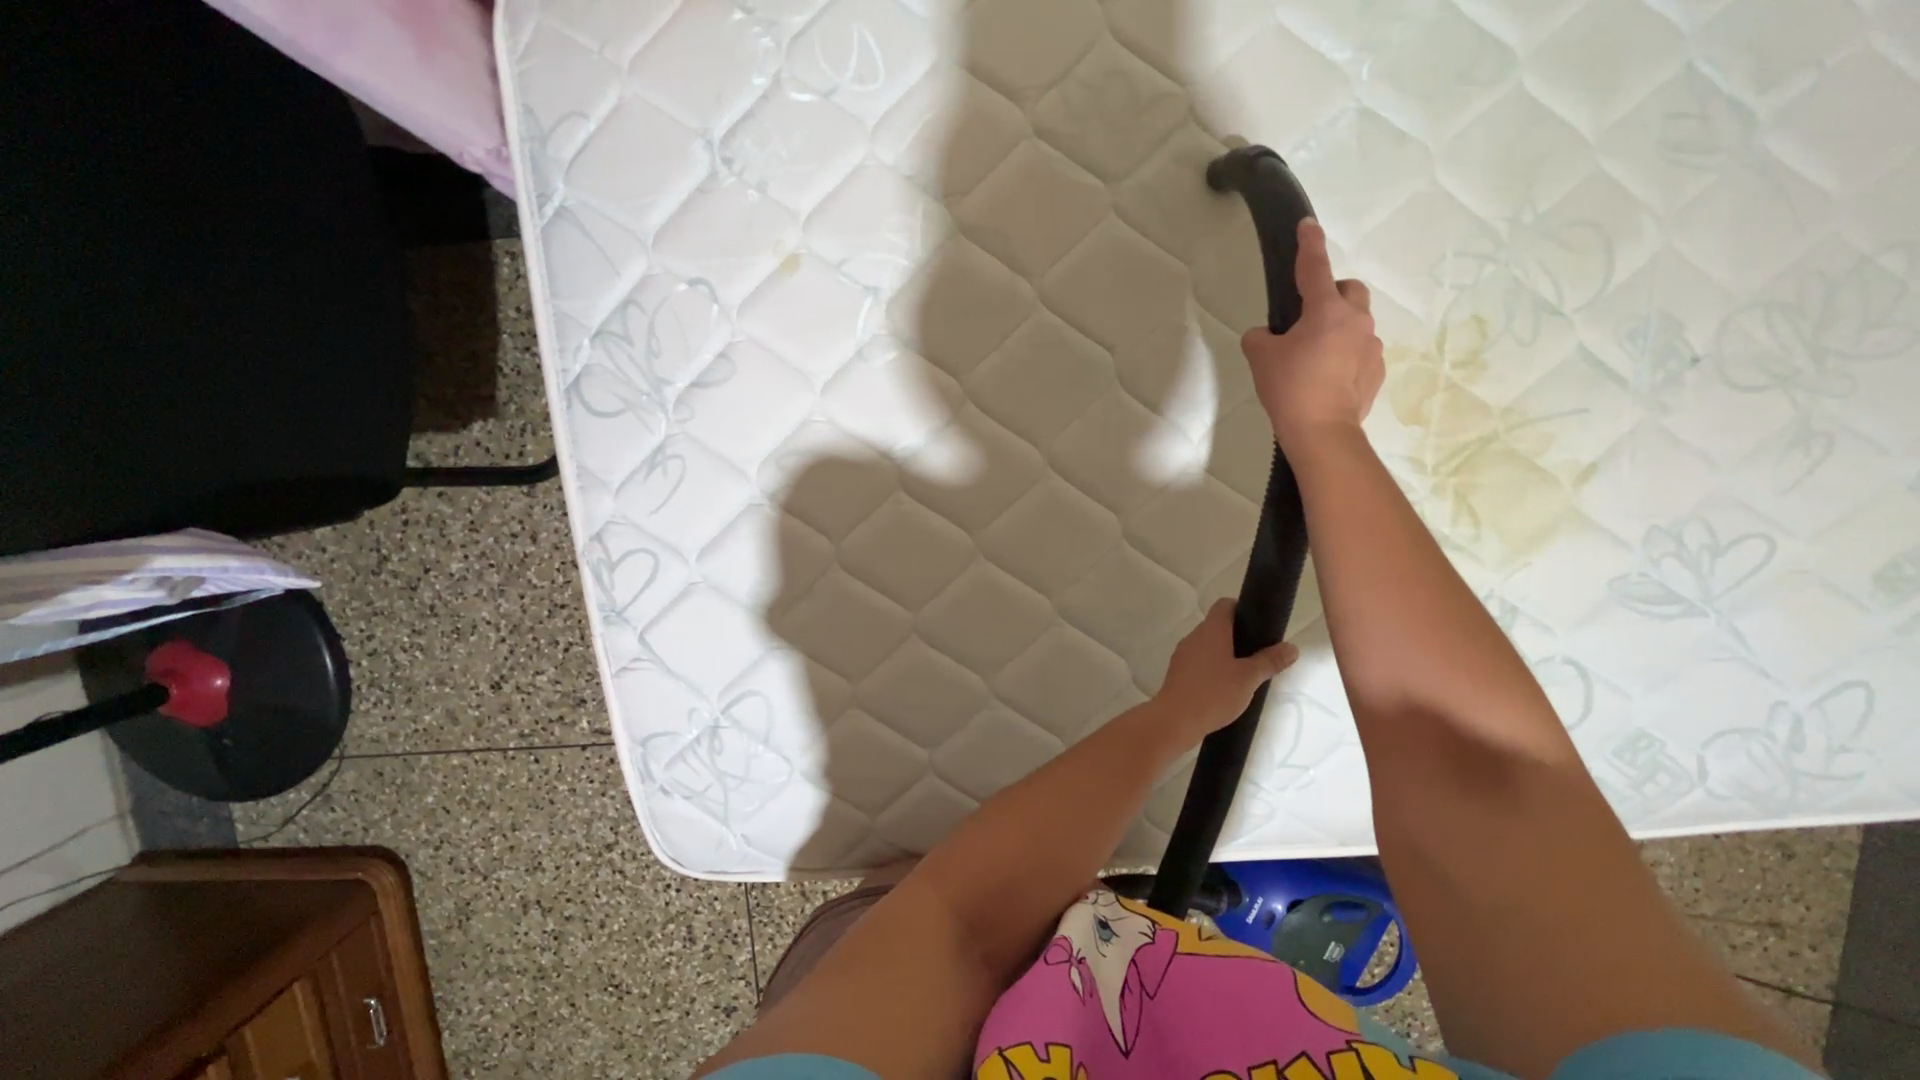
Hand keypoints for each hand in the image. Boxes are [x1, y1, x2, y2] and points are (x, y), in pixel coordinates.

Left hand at [1152, 599, 1298, 739]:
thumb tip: (1292, 647)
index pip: (1224, 605)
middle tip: (1258, 654)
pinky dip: (1212, 668)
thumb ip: (1270, 661)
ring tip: (1245, 673)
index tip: (1258, 626)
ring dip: (1225, 654)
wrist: (1175, 720)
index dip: (1242, 609)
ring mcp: (1182, 655)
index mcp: (1211, 630)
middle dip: (1238, 636)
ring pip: (1207, 646)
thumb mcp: (1249, 678)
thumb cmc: (1214, 693)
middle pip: (1217, 626)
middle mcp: (1194, 636)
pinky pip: (1198, 662)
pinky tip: (1225, 687)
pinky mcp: (1177, 673)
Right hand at [1242, 219, 1385, 453]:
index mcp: (1326, 311)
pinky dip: (1346, 358)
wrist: (1322, 432)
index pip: (1315, 267)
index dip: (1309, 245)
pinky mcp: (1377, 371)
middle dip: (1333, 295)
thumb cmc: (1290, 387)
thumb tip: (1267, 336)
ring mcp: (1372, 347)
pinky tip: (1327, 380)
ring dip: (1339, 331)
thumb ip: (1261, 338)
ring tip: (1315, 359)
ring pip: (1357, 324)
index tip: (1308, 226)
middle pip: (1350, 291)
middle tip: (1308, 318)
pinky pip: (1361, 353)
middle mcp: (1356, 321)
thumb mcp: (1260, 358)